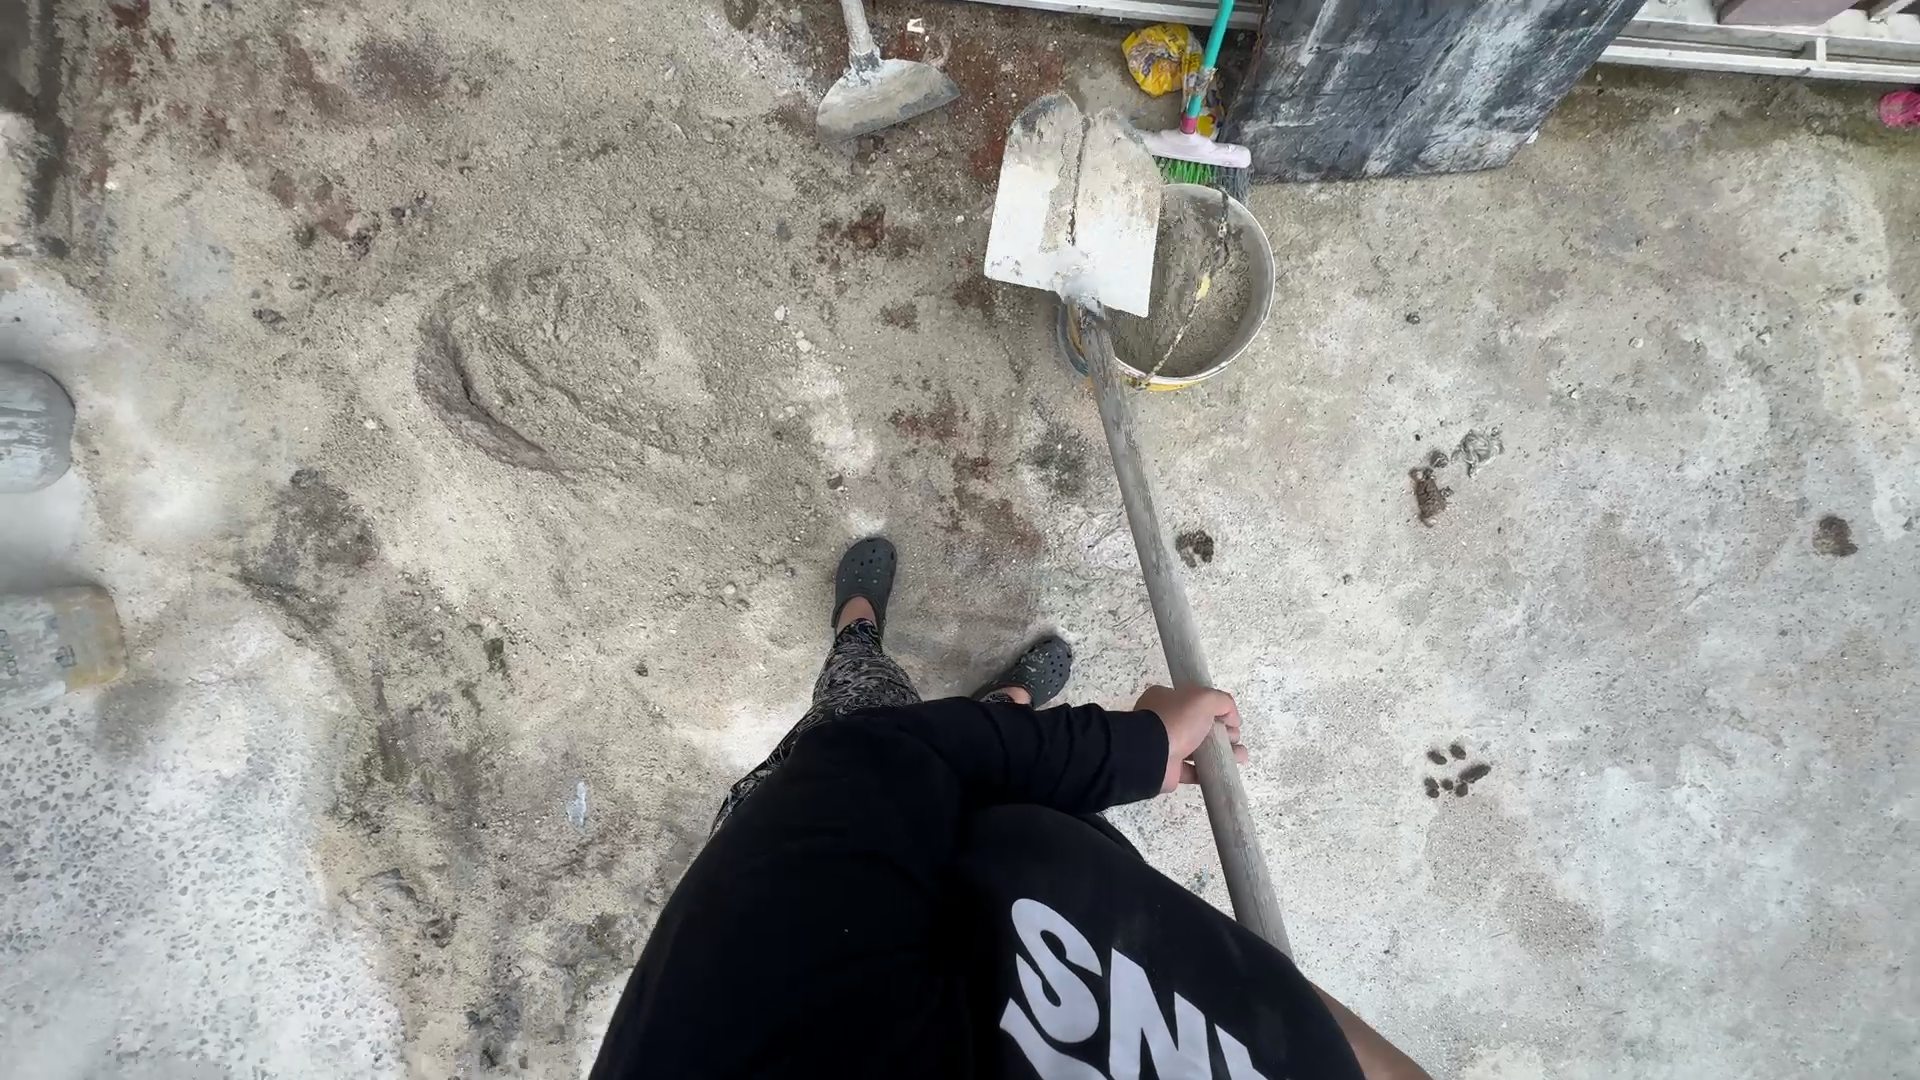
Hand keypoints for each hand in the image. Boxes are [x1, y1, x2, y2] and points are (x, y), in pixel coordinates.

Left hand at [1133, 684, 1245, 792]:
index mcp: (1165, 699)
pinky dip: (1213, 769)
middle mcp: (1164, 720)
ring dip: (1224, 751)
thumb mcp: (1203, 698)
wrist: (1151, 754)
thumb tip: (1232, 718)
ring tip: (1240, 756)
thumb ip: (1222, 701)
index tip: (1230, 720)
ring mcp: (1167, 745)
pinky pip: (1196, 770)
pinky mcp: (1171, 769)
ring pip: (1201, 748)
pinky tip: (1228, 768)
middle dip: (1224, 732)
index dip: (1216, 710)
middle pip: (1201, 725)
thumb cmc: (1176, 720)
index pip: (1196, 701)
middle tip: (1234, 738)